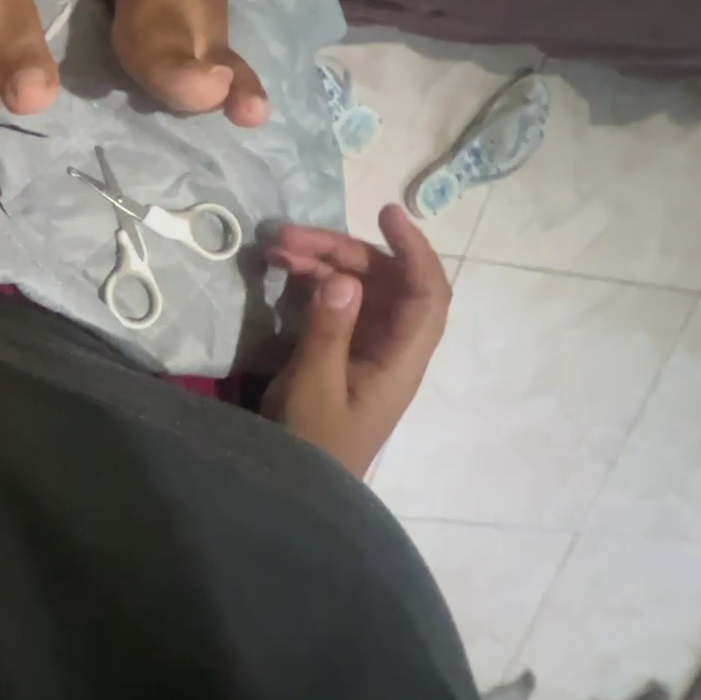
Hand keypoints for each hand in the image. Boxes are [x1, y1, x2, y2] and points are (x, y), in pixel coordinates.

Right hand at [260, 205, 452, 477]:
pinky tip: (285, 274)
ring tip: (276, 250)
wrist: (304, 486)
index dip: (413, 248)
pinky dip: (313, 284)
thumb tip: (341, 277)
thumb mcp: (314, 386)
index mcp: (401, 355)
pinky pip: (336, 306)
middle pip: (382, 282)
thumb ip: (329, 332)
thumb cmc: (313, 440)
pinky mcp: (339, 353)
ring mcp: (365, 348)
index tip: (387, 213)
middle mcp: (391, 345)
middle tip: (287, 237)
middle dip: (341, 251)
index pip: (425, 291)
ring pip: (356, 289)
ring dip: (321, 265)